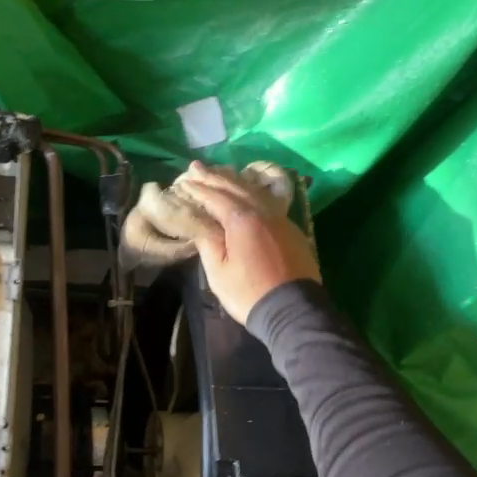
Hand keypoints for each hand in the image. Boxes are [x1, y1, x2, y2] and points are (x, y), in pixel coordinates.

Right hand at [181, 162, 320, 323]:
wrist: (293, 310)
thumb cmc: (249, 293)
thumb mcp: (218, 271)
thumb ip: (208, 242)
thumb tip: (202, 224)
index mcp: (242, 219)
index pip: (216, 197)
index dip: (199, 189)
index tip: (184, 181)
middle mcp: (263, 212)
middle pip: (236, 188)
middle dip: (214, 177)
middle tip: (196, 166)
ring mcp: (281, 219)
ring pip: (255, 192)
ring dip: (235, 181)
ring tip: (221, 173)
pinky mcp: (292, 231)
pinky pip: (268, 202)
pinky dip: (253, 193)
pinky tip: (248, 193)